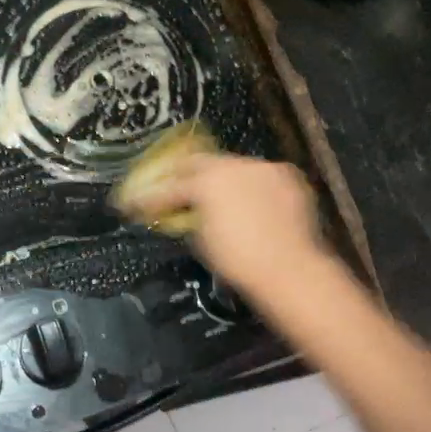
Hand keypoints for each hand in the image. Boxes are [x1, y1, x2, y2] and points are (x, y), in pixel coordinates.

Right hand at [122, 154, 331, 292]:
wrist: (288, 269)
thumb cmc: (237, 260)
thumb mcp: (201, 241)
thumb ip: (191, 217)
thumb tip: (188, 212)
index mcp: (208, 180)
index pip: (173, 184)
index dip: (155, 195)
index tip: (140, 203)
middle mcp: (237, 165)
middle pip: (204, 163)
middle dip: (188, 176)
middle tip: (177, 188)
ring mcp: (266, 169)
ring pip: (236, 168)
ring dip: (224, 180)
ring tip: (219, 197)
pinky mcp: (289, 178)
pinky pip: (262, 178)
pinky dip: (252, 188)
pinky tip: (250, 204)